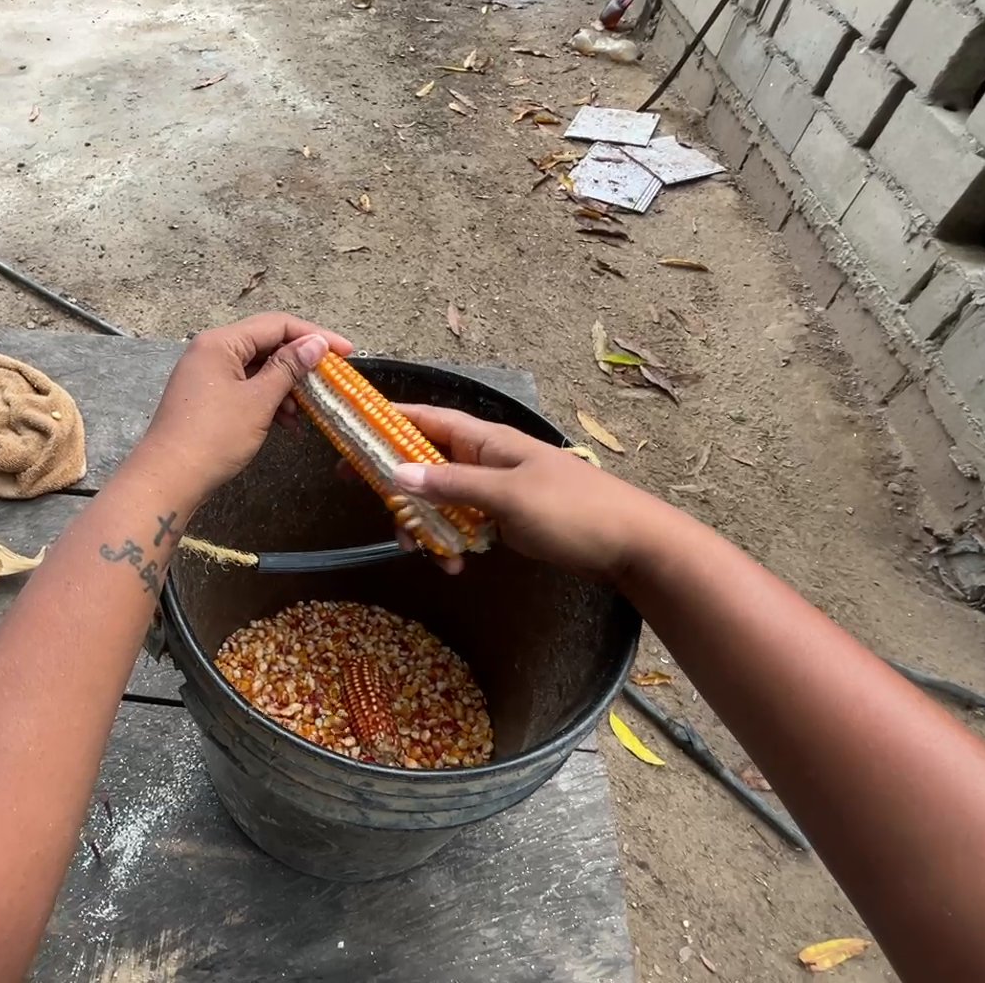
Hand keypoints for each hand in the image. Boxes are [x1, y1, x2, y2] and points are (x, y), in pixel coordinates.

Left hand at [130, 313, 353, 503]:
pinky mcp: (207, 398)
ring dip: (285, 387)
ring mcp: (207, 376)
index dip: (314, 335)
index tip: (346, 353)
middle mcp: (210, 352)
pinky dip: (268, 401)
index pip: (276, 325)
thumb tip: (316, 344)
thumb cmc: (213, 437)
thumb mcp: (258, 401)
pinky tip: (285, 423)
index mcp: (220, 343)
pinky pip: (245, 388)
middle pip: (266, 345)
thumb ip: (288, 368)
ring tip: (304, 413)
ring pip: (258, 369)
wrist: (169, 479)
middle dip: (299, 365)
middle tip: (328, 382)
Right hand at [390, 404, 686, 583]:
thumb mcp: (508, 496)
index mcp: (485, 441)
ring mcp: (491, 489)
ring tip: (421, 552)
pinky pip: (460, 523)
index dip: (387, 422)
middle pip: (424, 462)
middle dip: (399, 486)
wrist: (632, 545)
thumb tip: (395, 472)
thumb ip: (451, 484)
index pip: (425, 420)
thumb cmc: (572, 510)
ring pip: (438, 498)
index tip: (351, 433)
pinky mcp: (500, 517)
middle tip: (377, 508)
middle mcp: (482, 459)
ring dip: (425, 523)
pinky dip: (450, 541)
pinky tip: (454, 565)